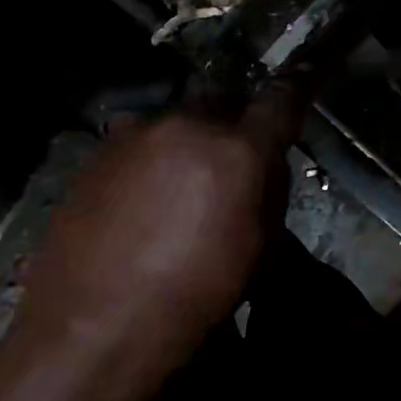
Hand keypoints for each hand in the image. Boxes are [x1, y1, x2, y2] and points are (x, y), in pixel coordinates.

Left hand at [17, 83, 303, 361]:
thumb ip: (267, 190)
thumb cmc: (194, 296)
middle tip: (229, 162)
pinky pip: (140, 140)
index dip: (298, 84)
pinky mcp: (99, 149)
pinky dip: (152, 158)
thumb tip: (263, 161)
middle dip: (232, 123)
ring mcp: (136, 133)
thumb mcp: (257, 250)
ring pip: (178, 121)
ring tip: (177, 188)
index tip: (304, 76)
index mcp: (236, 150)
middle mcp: (187, 125)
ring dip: (188, 141)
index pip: (280, 99)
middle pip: (222, 102)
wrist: (95, 325)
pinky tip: (140, 200)